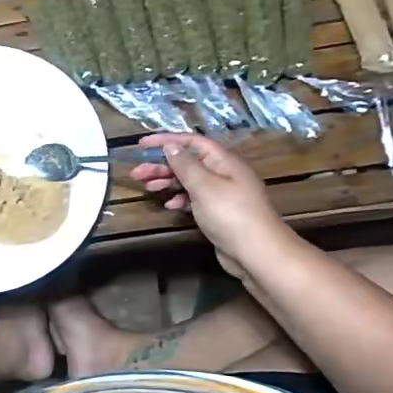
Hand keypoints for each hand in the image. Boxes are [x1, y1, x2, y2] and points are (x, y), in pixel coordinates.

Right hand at [128, 133, 289, 275]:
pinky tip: (170, 205)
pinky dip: (180, 199)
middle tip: (137, 174)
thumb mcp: (204, 186)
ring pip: (189, 180)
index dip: (166, 140)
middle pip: (188, 162)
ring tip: (148, 188)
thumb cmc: (230, 215)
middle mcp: (223, 173)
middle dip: (162, 165)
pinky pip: (194, 198)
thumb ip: (185, 165)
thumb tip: (170, 146)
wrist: (256, 252)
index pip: (192, 142)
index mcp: (223, 161)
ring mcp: (222, 193)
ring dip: (168, 182)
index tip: (142, 144)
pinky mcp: (218, 211)